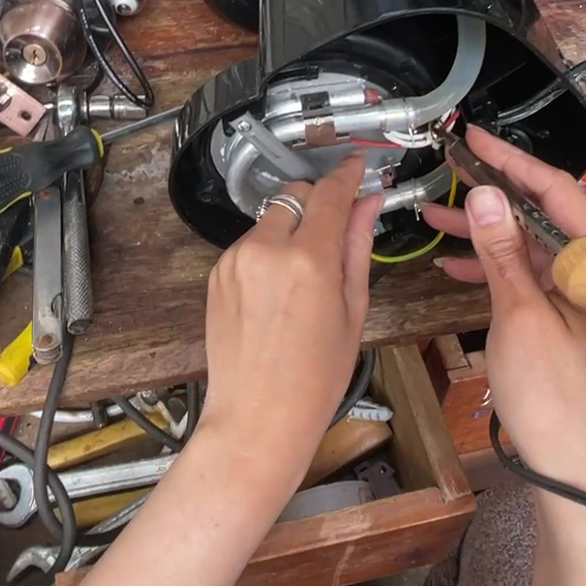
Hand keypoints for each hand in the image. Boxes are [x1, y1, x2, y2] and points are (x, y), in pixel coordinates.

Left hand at [198, 156, 384, 489]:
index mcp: (308, 260)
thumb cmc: (315, 377)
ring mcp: (234, 260)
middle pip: (295, 195)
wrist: (257, 418)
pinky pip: (250, 244)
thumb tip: (368, 204)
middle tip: (334, 235)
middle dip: (317, 203)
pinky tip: (278, 292)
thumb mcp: (352, 311)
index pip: (328, 193)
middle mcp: (265, 250)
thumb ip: (357, 247)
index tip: (357, 167)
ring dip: (292, 230)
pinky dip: (269, 252)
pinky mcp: (217, 273)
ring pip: (271, 219)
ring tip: (304, 279)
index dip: (346, 175)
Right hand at [422, 127, 585, 481]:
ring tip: (435, 216)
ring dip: (484, 230)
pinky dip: (492, 267)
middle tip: (451, 168)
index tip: (475, 139)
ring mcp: (579, 296)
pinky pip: (526, 277)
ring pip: (528, 245)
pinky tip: (456, 265)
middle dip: (493, 190)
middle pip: (541, 213)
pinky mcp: (563, 318)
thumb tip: (484, 194)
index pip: (555, 191)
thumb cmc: (556, 400)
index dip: (512, 160)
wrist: (577, 473)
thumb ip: (502, 252)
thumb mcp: (520, 317)